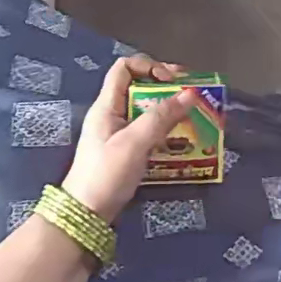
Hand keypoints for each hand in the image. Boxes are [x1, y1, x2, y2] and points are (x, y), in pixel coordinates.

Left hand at [61, 55, 197, 221]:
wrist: (86, 214)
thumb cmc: (106, 174)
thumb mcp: (134, 142)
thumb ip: (161, 117)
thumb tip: (191, 94)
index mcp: (107, 105)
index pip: (124, 68)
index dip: (149, 66)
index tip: (171, 81)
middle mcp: (112, 114)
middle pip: (140, 87)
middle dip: (167, 88)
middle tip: (192, 94)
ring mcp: (119, 133)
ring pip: (147, 110)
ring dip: (170, 110)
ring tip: (194, 115)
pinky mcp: (126, 151)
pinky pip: (149, 131)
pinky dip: (166, 130)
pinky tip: (183, 139)